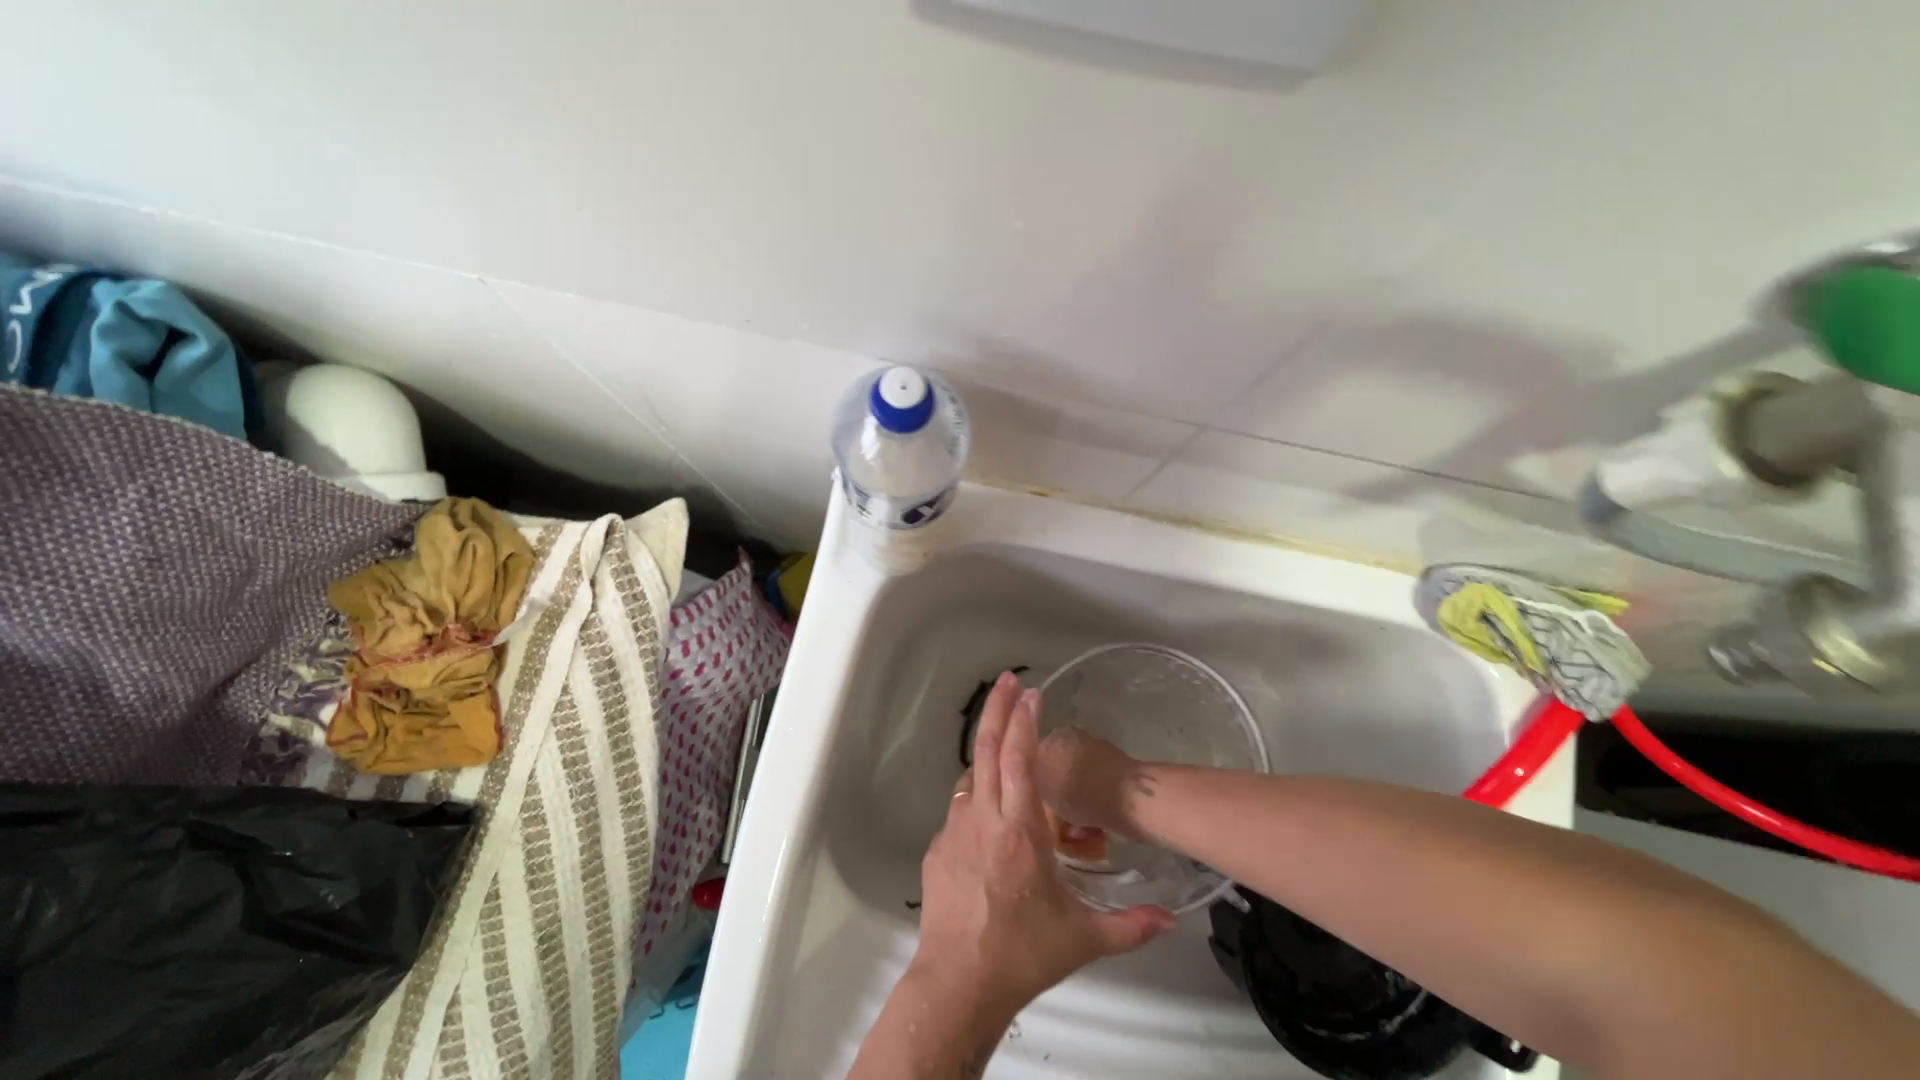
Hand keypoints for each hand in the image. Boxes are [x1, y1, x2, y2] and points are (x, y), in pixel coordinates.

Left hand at [914, 672, 1175, 1009]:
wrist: (957, 984)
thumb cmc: (1022, 954)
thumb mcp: (1084, 939)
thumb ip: (1131, 927)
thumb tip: (1172, 921)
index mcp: (1020, 830)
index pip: (1020, 759)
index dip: (1025, 721)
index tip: (1031, 692)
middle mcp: (983, 821)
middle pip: (987, 751)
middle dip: (998, 710)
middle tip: (1008, 680)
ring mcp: (954, 835)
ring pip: (970, 779)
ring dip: (986, 753)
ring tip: (1003, 741)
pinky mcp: (937, 853)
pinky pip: (959, 812)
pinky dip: (975, 797)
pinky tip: (988, 812)